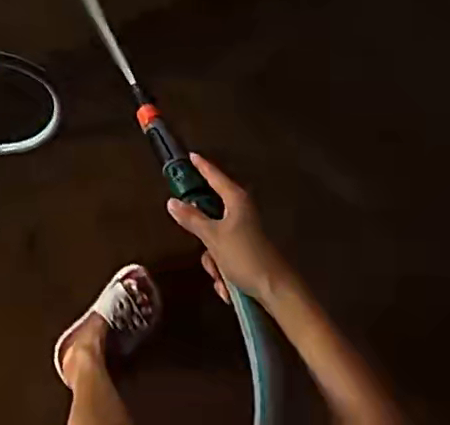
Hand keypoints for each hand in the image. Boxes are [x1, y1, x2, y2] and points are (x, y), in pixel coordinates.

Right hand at [165, 153, 293, 302]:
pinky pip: (226, 257)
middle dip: (204, 237)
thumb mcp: (213, 237)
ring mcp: (246, 234)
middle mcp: (242, 212)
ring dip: (214, 261)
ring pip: (216, 240)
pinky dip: (224, 272)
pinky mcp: (248, 253)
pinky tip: (228, 288)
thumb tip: (172, 201)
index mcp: (236, 200)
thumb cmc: (245, 256)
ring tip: (220, 277)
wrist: (278, 293)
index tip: (191, 155)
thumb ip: (191, 218)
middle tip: (201, 245)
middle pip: (211, 215)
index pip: (215, 176)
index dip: (202, 166)